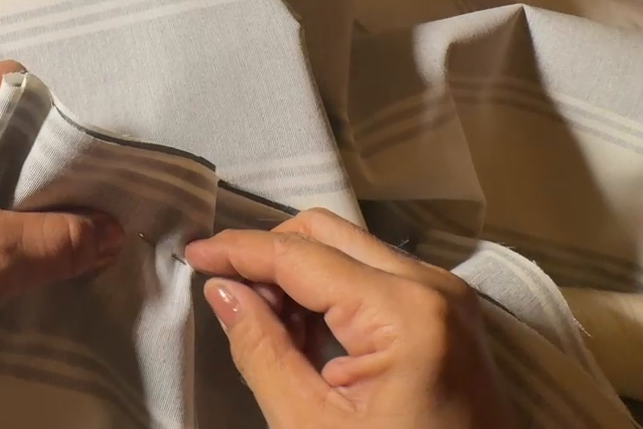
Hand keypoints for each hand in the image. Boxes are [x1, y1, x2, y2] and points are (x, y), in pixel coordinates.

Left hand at [0, 61, 126, 376]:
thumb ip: (63, 239)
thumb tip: (118, 231)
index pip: (11, 85)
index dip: (53, 112)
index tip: (85, 157)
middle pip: (13, 121)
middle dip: (56, 156)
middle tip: (96, 193)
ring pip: (6, 159)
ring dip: (41, 188)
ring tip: (80, 219)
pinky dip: (22, 208)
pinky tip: (47, 238)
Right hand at [185, 209, 513, 428]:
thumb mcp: (310, 428)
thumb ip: (260, 347)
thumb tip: (222, 288)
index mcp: (404, 314)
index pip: (298, 255)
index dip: (238, 250)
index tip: (194, 254)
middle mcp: (432, 285)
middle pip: (323, 233)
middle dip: (269, 257)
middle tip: (234, 298)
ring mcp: (447, 297)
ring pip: (345, 246)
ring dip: (297, 273)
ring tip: (271, 326)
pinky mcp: (449, 314)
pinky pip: (371, 271)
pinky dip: (329, 289)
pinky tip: (308, 334)